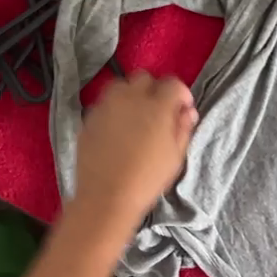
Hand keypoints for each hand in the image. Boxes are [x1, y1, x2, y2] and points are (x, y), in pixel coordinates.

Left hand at [73, 71, 197, 227]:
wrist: (106, 197)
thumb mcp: (175, 157)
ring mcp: (106, 106)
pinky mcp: (89, 118)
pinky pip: (104, 104)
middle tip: (158, 112)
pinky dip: (113, 110)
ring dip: (131, 96)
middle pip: (144, 79)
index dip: (181, 95)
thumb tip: (187, 111)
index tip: (183, 110)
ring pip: (120, 86)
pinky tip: (117, 129)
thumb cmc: (147, 180)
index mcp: (157, 106)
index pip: (173, 84)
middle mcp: (130, 98)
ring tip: (135, 117)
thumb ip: (184, 128)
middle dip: (154, 91)